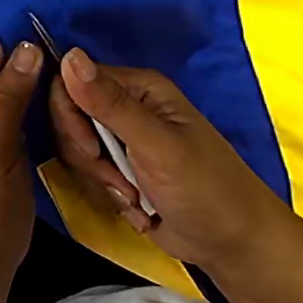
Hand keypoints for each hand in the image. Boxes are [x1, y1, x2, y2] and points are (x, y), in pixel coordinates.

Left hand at [0, 31, 42, 285]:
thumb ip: (8, 95)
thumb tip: (28, 46)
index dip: (10, 41)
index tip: (50, 33)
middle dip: (21, 55)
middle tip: (61, 58)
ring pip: (9, 81)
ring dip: (33, 77)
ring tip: (66, 72)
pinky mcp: (3, 135)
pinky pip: (20, 104)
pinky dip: (37, 98)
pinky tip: (61, 94)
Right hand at [48, 50, 293, 271]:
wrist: (235, 247)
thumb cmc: (206, 189)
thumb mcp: (157, 145)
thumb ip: (110, 103)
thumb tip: (69, 56)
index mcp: (138, 87)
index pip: (71, 82)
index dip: (70, 116)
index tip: (91, 150)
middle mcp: (124, 105)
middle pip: (67, 118)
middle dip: (86, 156)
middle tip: (120, 181)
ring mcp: (119, 138)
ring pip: (73, 149)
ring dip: (99, 180)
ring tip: (135, 198)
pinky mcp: (116, 167)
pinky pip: (84, 173)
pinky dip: (105, 194)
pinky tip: (137, 207)